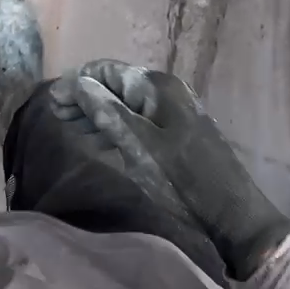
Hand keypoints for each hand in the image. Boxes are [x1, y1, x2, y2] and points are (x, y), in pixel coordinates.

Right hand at [54, 60, 289, 279]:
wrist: (236, 219)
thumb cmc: (183, 180)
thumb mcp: (138, 146)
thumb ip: (105, 111)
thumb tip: (76, 82)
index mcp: (157, 86)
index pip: (106, 69)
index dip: (76, 82)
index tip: (52, 101)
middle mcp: (166, 90)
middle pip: (115, 84)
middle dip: (85, 96)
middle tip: (57, 116)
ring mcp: (175, 111)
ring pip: (126, 103)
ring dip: (97, 112)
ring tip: (72, 127)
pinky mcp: (180, 132)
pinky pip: (139, 119)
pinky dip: (116, 125)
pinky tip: (101, 139)